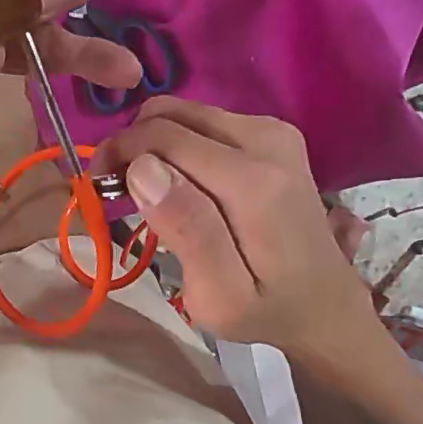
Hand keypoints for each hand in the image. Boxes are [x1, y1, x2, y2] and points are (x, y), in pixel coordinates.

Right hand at [93, 97, 382, 363]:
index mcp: (252, 183)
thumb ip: (187, 230)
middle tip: (113, 189)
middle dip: (129, 144)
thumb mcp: (219, 295)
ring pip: (184, 113)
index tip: (97, 190)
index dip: (117, 153)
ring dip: (149, 144)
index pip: (161, 135)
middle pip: (171, 115)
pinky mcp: (272, 134)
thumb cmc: (264, 310)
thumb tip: (142, 167)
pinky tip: (172, 182)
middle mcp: (266, 141)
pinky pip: (203, 122)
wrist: (324, 307)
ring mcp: (273, 132)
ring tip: (139, 189)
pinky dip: (173, 144)